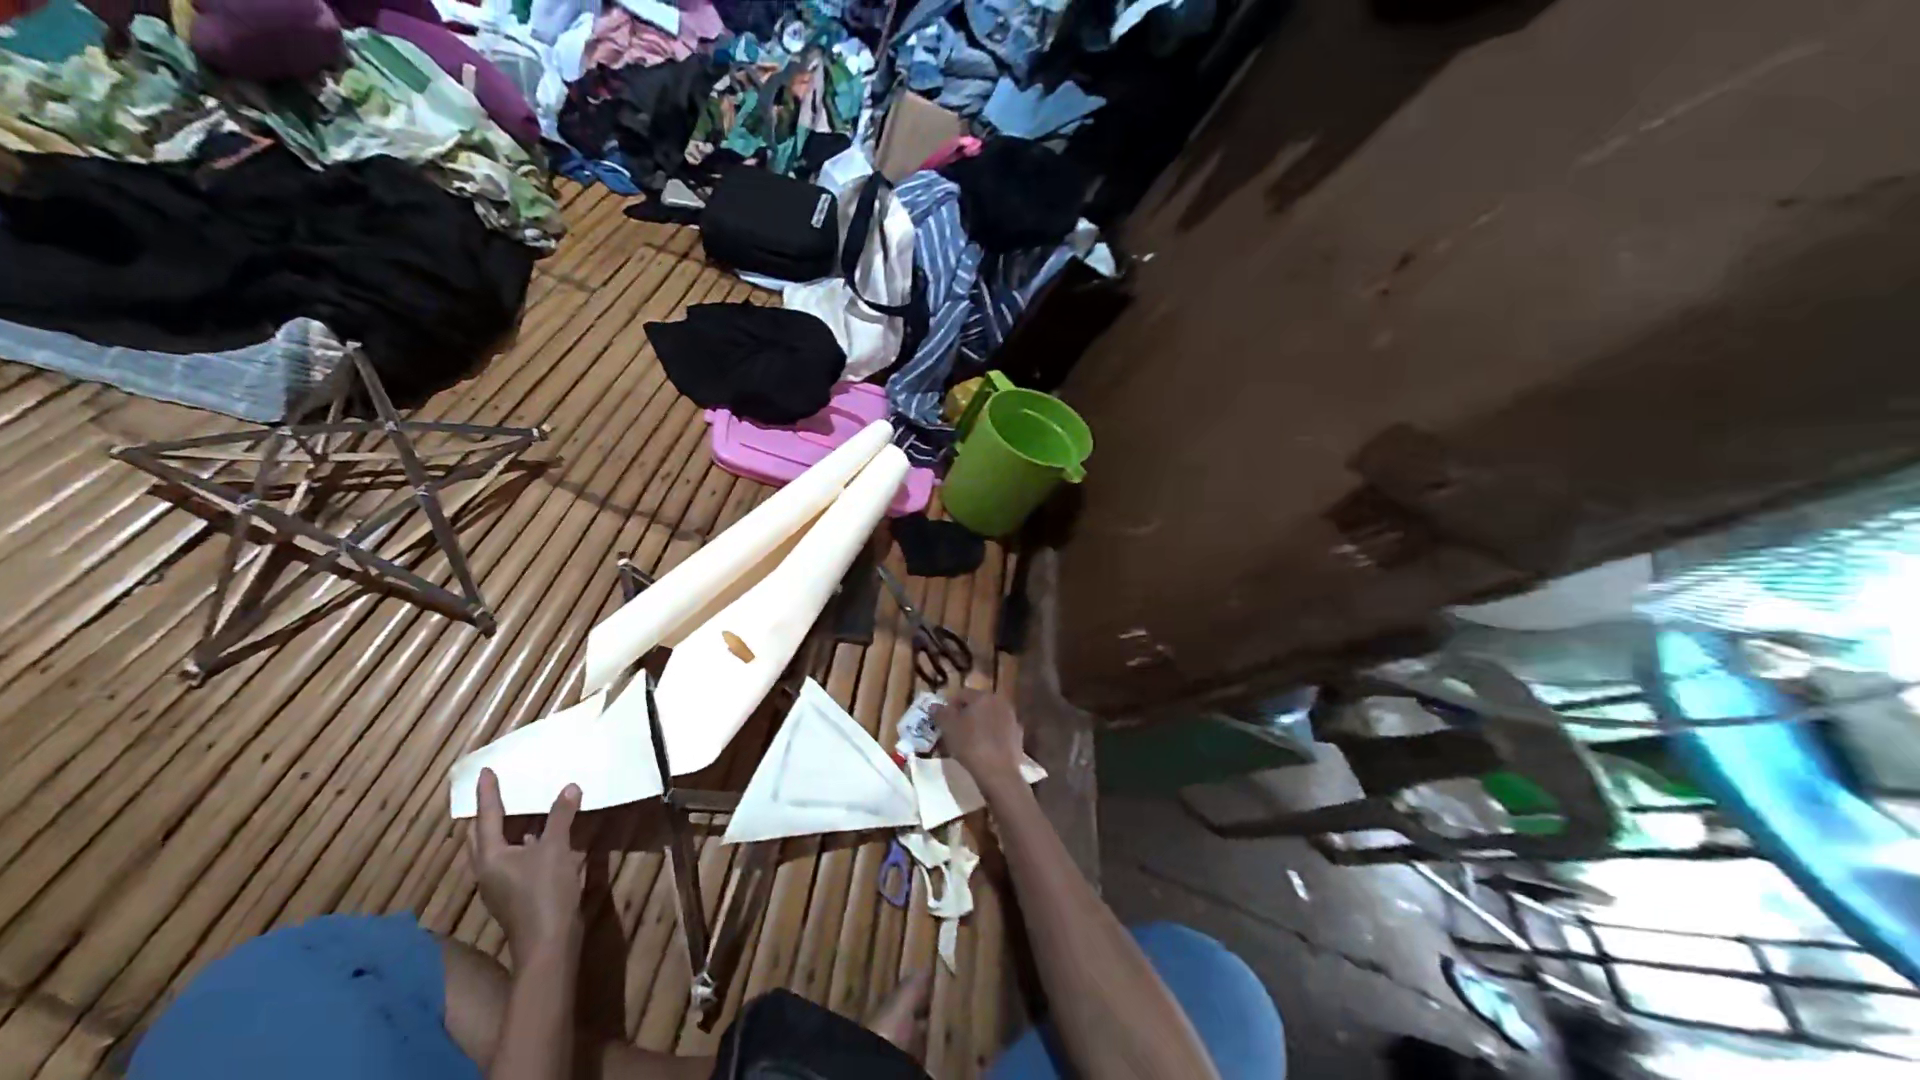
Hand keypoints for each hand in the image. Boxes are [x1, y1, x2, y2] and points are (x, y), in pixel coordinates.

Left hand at [471, 769, 585, 956]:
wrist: (547, 942)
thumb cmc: (545, 892)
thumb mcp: (556, 849)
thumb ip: (560, 817)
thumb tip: (569, 787)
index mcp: (490, 856)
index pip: (487, 816)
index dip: (488, 793)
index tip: (485, 771)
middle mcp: (487, 869)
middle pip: (481, 836)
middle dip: (487, 814)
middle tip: (495, 792)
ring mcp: (499, 884)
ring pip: (494, 850)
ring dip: (504, 829)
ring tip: (518, 810)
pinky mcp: (513, 894)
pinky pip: (510, 859)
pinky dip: (520, 844)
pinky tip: (538, 839)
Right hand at [934, 687, 1024, 791]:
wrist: (998, 771)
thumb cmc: (970, 744)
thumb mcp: (948, 728)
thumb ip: (940, 713)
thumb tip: (934, 705)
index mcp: (982, 696)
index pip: (962, 694)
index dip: (950, 705)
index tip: (943, 720)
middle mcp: (1000, 702)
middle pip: (978, 704)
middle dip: (966, 713)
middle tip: (955, 729)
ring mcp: (1011, 718)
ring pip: (990, 716)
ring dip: (980, 723)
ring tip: (970, 739)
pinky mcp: (1018, 735)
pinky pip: (1000, 730)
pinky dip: (992, 735)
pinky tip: (985, 748)